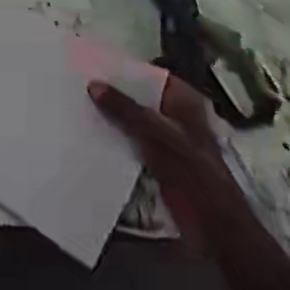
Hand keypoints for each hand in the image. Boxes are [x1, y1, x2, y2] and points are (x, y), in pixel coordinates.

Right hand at [89, 76, 258, 253]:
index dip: (124, 70)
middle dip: (113, 93)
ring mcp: (167, 140)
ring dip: (111, 116)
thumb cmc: (193, 173)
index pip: (151, 77)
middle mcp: (177, 117)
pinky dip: (113, 137)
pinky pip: (130, 141)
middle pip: (140, 98)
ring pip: (133, 120)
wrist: (213, 225)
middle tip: (76, 83)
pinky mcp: (157, 160)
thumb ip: (125, 109)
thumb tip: (93, 85)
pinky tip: (88, 133)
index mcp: (186, 104)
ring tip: (76, 104)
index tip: (92, 65)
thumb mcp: (156, 134)